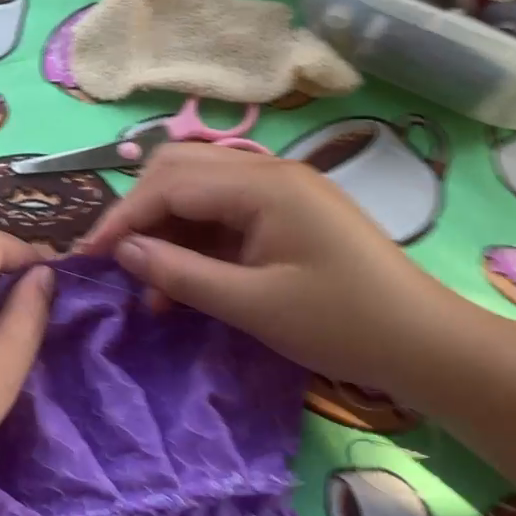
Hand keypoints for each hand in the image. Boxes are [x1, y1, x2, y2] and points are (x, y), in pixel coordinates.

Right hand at [77, 144, 474, 392]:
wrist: (427, 344)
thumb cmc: (343, 324)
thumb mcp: (252, 305)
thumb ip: (180, 273)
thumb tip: (123, 251)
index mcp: (263, 184)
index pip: (170, 183)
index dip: (123, 217)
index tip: (88, 255)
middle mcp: (268, 171)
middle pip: (179, 170)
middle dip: (140, 213)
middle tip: (117, 262)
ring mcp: (280, 189)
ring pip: (198, 191)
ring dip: (166, 230)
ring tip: (153, 287)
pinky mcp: (286, 212)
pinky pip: (223, 213)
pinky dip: (195, 241)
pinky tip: (185, 282)